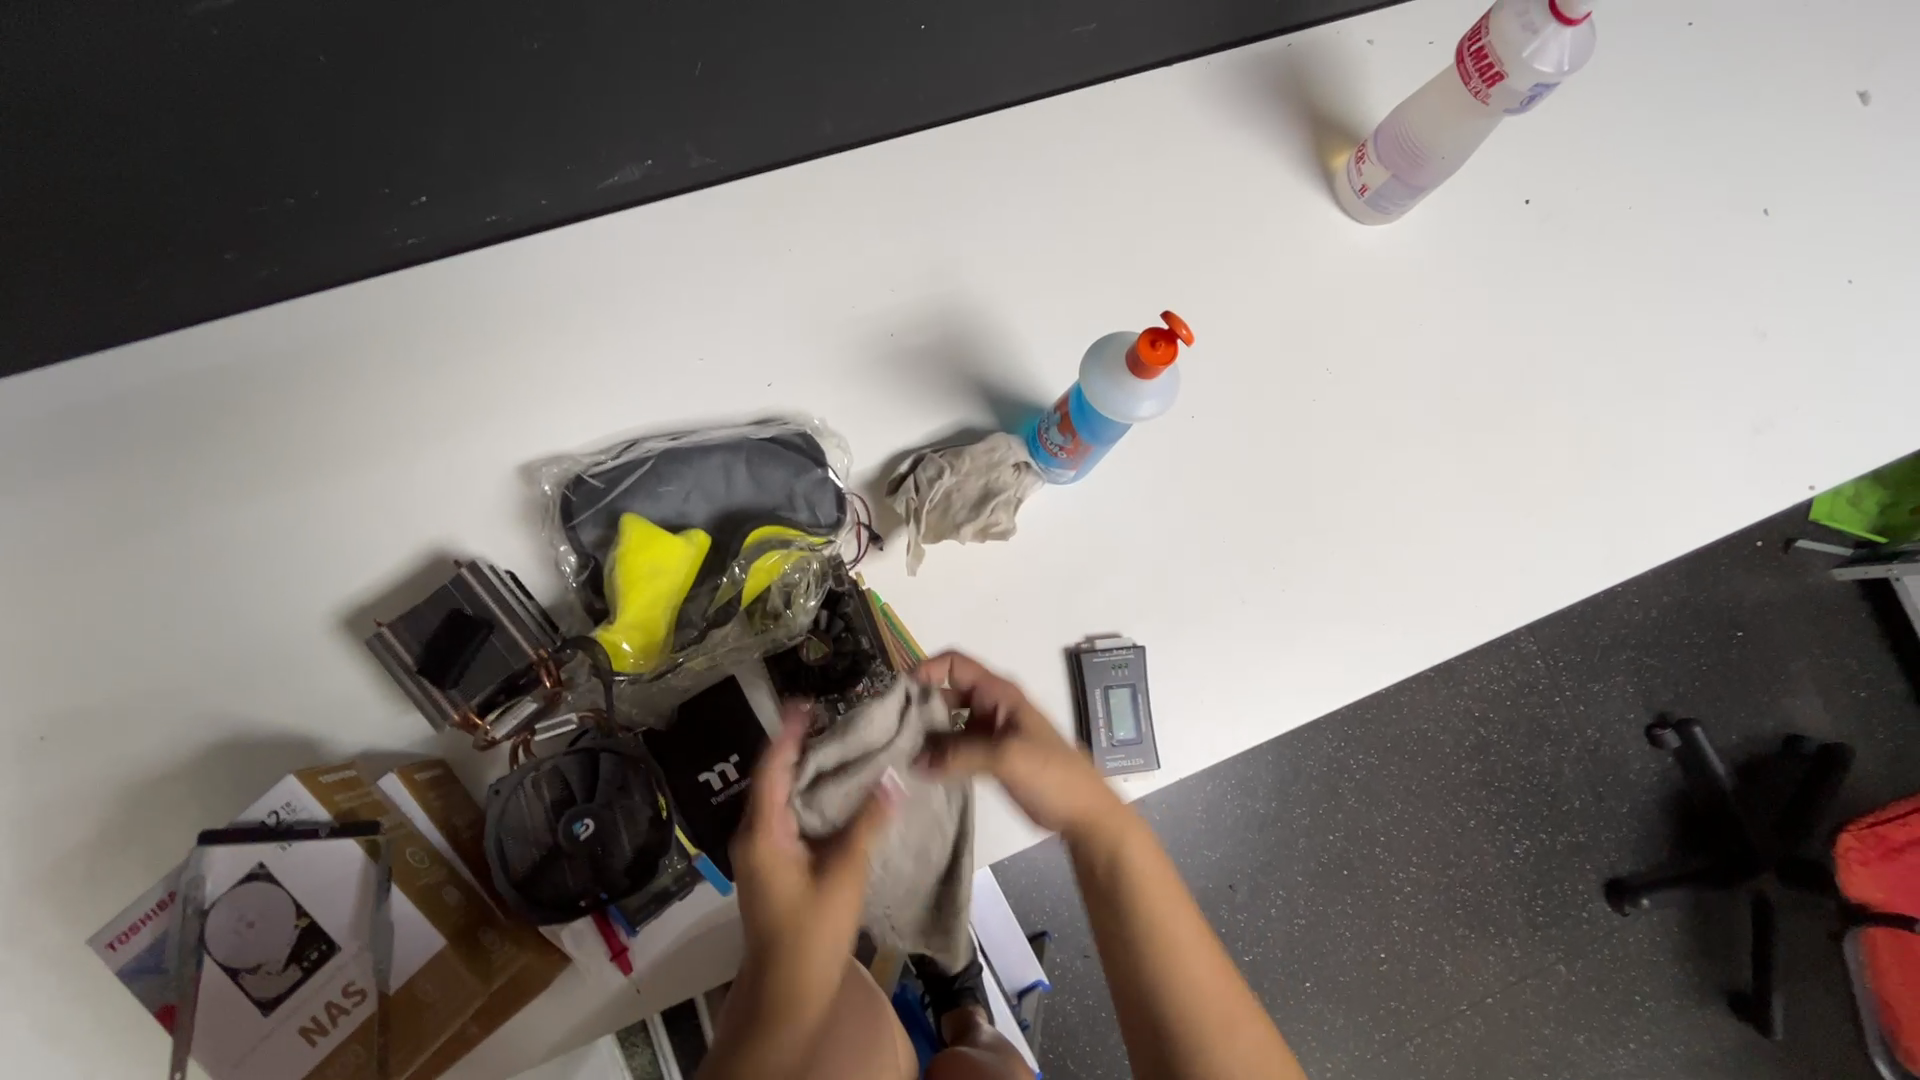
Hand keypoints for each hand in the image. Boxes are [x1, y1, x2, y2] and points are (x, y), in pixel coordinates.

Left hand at [726, 704, 899, 1034]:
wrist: (786, 992)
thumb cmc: (811, 933)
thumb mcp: (844, 875)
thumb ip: (867, 824)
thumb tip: (893, 778)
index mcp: (763, 832)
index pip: (773, 769)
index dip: (788, 734)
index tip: (805, 702)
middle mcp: (755, 835)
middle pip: (775, 778)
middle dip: (800, 745)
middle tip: (833, 716)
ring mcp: (762, 851)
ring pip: (783, 797)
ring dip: (806, 770)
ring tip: (840, 742)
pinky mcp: (775, 863)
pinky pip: (790, 815)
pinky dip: (811, 795)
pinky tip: (838, 789)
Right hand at [916, 651, 1122, 841]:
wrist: (1084, 812)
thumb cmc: (1052, 774)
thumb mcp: (1006, 758)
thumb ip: (959, 755)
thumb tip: (914, 761)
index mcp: (999, 693)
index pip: (955, 663)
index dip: (926, 669)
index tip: (900, 694)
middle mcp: (991, 705)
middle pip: (946, 691)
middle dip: (919, 705)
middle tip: (892, 730)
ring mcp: (990, 731)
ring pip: (948, 721)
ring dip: (926, 733)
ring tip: (899, 752)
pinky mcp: (988, 756)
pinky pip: (955, 745)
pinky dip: (938, 753)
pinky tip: (920, 769)